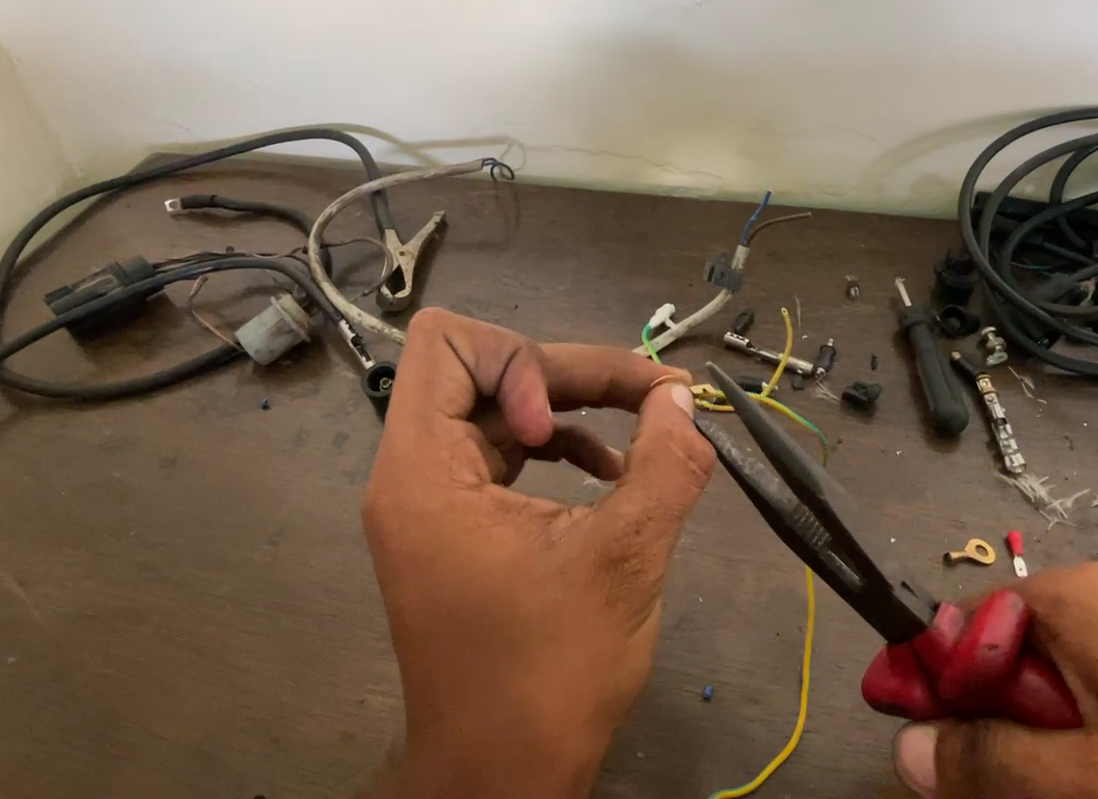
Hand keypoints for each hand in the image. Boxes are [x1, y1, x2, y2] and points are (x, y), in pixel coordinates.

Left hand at [361, 309, 715, 797]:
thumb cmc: (550, 673)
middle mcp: (416, 469)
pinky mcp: (461, 518)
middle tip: (655, 392)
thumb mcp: (624, 560)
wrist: (502, 776)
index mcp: (424, 468)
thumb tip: (681, 399)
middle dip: (572, 372)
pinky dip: (561, 444)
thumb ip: (664, 464)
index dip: (517, 359)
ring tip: (647, 425)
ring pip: (503, 403)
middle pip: (486, 365)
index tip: (558, 423)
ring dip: (575, 404)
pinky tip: (612, 474)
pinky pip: (508, 447)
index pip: (445, 342)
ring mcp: (436, 494)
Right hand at [891, 563, 1097, 798]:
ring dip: (1060, 745)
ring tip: (1096, 796)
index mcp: (1073, 598)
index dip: (933, 686)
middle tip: (1029, 798)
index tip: (921, 750)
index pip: (960, 626)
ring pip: (1073, 683)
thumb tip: (906, 746)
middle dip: (1006, 729)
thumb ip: (996, 763)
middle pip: (1016, 657)